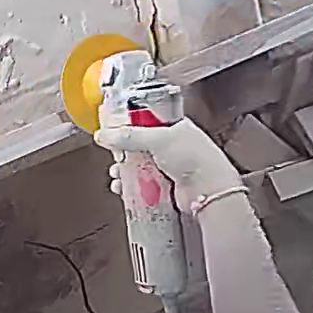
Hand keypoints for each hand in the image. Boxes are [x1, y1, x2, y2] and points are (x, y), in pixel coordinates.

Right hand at [95, 119, 240, 214]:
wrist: (209, 191)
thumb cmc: (194, 159)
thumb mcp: (158, 139)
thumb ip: (128, 136)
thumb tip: (104, 134)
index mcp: (175, 126)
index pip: (146, 121)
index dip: (128, 126)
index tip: (113, 130)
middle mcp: (173, 146)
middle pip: (139, 146)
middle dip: (123, 152)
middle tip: (114, 155)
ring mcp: (169, 167)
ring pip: (139, 166)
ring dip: (125, 171)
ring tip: (116, 174)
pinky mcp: (166, 186)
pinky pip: (143, 184)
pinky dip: (131, 186)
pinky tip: (123, 187)